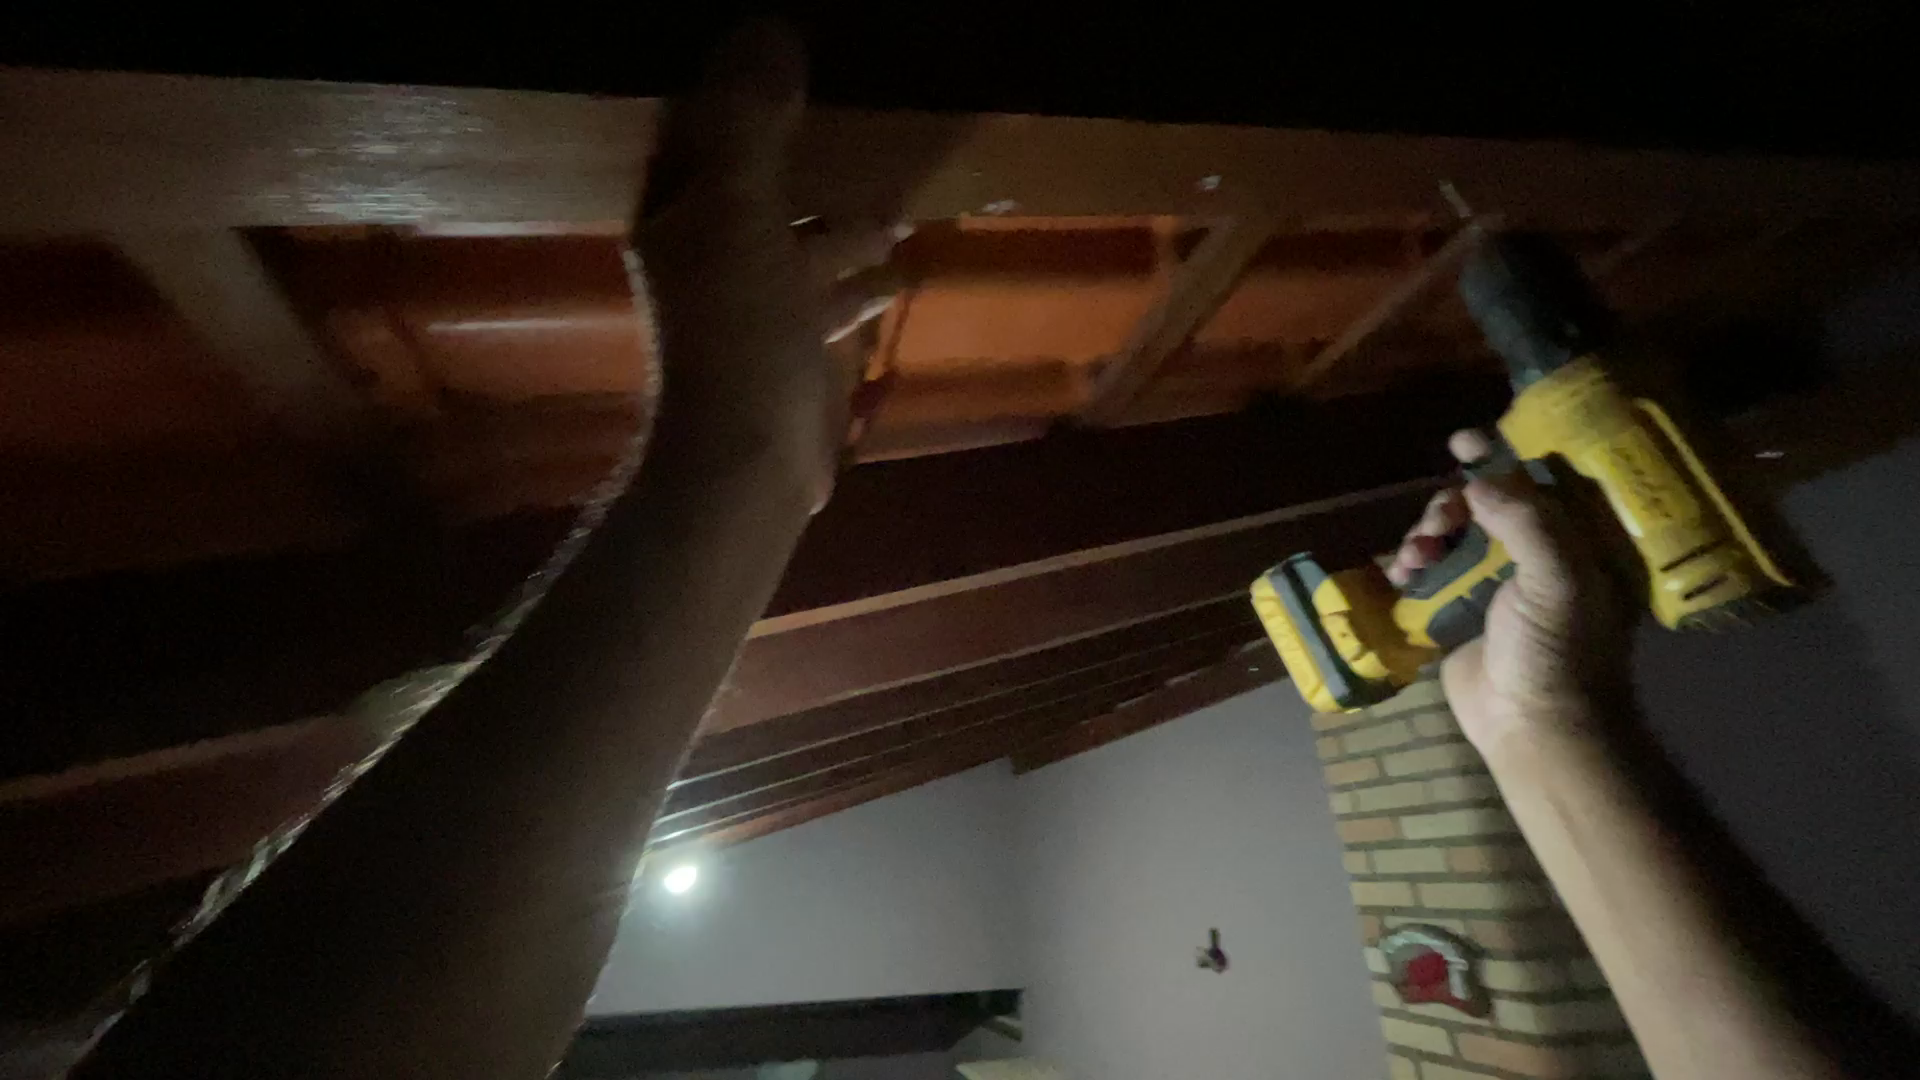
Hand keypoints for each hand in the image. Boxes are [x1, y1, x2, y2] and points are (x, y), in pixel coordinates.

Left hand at [633, 22, 902, 509]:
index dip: (744, 103)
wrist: (751, 454)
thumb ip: (749, 124)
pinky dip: (862, 290)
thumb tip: (772, 28)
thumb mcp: (738, 213)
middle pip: (763, 199)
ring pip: (805, 256)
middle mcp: (714, 263)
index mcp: (686, 221)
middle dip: (807, 172)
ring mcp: (757, 315)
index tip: (792, 70)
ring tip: (898, 216)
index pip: (708, 142)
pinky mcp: (795, 358)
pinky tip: (897, 282)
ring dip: (846, 235)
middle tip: (861, 139)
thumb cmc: (739, 330)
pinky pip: (831, 305)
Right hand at [1387, 431, 1631, 751]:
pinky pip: (1428, 569)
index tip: (1462, 440)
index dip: (1504, 457)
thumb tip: (1477, 481)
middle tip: (1437, 522)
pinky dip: (1411, 564)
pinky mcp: (1458, 607)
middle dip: (1452, 505)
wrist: (1528, 723)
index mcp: (1577, 546)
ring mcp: (1494, 583)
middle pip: (1484, 506)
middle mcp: (1536, 557)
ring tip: (1414, 557)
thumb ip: (1527, 526)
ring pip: (1450, 535)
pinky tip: (1402, 573)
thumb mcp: (1558, 583)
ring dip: (1425, 535)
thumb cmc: (1557, 653)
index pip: (1542, 484)